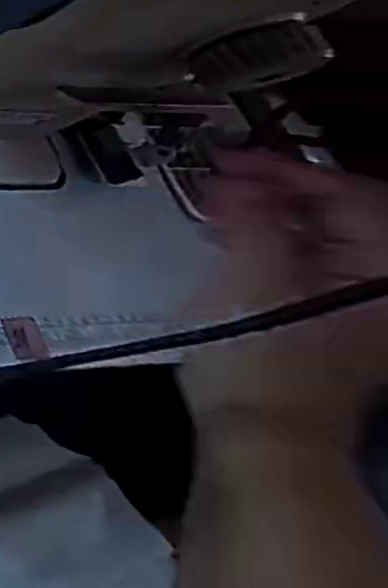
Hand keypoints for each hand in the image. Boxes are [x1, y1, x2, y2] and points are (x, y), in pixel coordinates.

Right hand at [183, 151, 387, 448]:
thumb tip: (241, 182)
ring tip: (219, 202)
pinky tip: (235, 235)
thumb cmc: (256, 356)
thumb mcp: (248, 284)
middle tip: (219, 175)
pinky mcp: (337, 316)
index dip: (291, 171)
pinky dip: (276, 238)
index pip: (355, 199)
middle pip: (351, 216)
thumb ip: (251, 226)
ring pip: (331, 236)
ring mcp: (368, 306)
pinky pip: (316, 259)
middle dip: (284, 188)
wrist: (260, 429)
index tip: (227, 158)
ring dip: (276, 212)